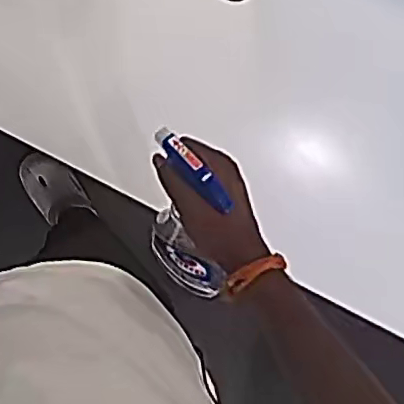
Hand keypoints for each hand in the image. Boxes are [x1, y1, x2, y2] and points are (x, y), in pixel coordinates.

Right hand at [153, 137, 271, 273]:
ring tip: (187, 204)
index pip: (186, 145)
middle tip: (178, 192)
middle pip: (191, 158)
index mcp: (220, 164)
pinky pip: (204, 184)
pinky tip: (195, 209)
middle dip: (180, 172)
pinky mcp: (230, 195)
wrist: (242, 259)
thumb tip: (160, 159)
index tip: (168, 172)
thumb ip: (170, 176)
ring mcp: (230, 182)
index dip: (172, 157)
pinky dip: (195, 191)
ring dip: (187, 184)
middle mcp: (227, 169)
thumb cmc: (220, 233)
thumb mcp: (186, 202)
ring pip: (197, 173)